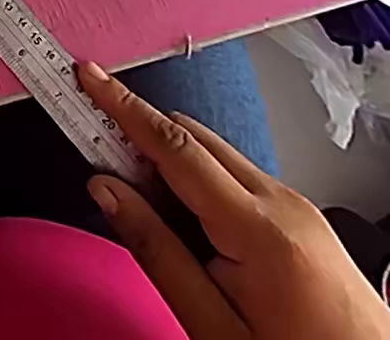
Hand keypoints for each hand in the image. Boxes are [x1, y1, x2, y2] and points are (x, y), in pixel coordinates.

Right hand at [76, 62, 389, 339]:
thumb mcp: (214, 331)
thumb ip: (156, 252)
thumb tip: (105, 189)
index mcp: (260, 230)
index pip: (174, 146)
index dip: (124, 106)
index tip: (89, 75)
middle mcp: (281, 201)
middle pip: (192, 138)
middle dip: (141, 135)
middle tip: (97, 153)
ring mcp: (296, 206)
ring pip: (213, 154)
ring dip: (169, 161)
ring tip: (141, 201)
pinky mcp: (301, 217)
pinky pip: (235, 176)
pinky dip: (198, 180)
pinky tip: (185, 221)